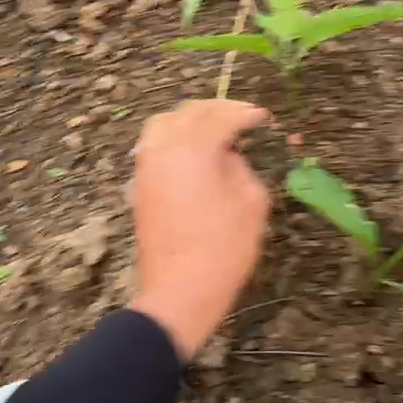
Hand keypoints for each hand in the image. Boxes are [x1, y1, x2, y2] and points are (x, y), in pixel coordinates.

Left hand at [126, 100, 271, 359]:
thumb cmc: (224, 249)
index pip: (221, 118)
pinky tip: (193, 150)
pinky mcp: (140, 187)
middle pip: (189, 113)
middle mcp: (163, 151)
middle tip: (242, 116)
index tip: (262, 118)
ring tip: (215, 127)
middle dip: (217, 110)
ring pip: (164, 124)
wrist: (180, 292)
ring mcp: (146, 169)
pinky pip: (154, 145)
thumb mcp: (252, 203)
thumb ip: (241, 168)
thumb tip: (228, 156)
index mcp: (193, 150)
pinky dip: (174, 137)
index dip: (245, 114)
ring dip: (191, 119)